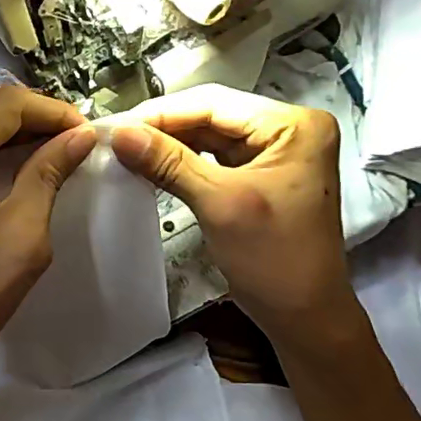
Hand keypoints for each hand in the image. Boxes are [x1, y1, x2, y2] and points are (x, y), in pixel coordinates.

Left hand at [0, 85, 97, 420]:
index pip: (5, 105)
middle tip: (71, 141)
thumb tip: (79, 136)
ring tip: (49, 151)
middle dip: (31, 115)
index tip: (87, 132)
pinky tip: (10, 165)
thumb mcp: (23, 236)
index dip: (52, 111)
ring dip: (6, 129)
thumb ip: (48, 174)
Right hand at [110, 84, 351, 341]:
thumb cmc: (273, 259)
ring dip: (170, 143)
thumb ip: (168, 162)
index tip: (116, 125)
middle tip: (115, 138)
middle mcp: (288, 129)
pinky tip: (152, 163)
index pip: (215, 104)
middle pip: (212, 116)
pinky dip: (183, 161)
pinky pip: (214, 157)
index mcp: (294, 125)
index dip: (162, 113)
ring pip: (210, 136)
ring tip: (127, 149)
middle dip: (163, 127)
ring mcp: (276, 152)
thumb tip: (119, 134)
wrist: (304, 315)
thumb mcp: (219, 203)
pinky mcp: (261, 174)